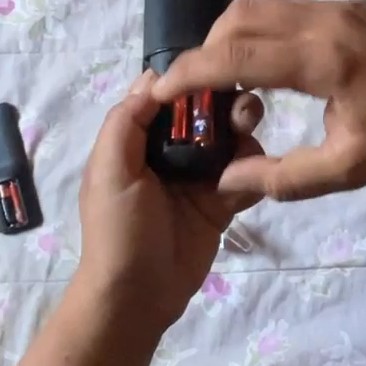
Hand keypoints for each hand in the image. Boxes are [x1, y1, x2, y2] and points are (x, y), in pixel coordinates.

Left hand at [75, 72, 264, 331]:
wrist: (139, 295)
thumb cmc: (118, 230)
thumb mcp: (110, 171)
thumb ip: (126, 122)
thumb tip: (154, 78)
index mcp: (139, 141)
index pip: (170, 98)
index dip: (193, 81)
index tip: (219, 69)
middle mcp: (171, 153)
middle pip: (208, 116)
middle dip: (229, 107)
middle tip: (244, 114)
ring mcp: (200, 178)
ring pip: (232, 142)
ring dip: (245, 138)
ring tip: (249, 147)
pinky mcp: (223, 203)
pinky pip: (247, 177)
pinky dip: (255, 174)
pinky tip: (256, 178)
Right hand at [151, 0, 365, 200]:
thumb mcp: (346, 169)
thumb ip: (282, 177)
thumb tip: (226, 178)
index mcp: (325, 60)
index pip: (238, 55)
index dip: (191, 71)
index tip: (161, 88)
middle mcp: (326, 20)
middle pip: (240, 17)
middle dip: (205, 50)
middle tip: (194, 88)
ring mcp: (337, 5)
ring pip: (261, 6)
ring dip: (230, 37)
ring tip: (223, 77)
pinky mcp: (346, 4)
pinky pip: (285, 7)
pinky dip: (258, 30)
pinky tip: (263, 64)